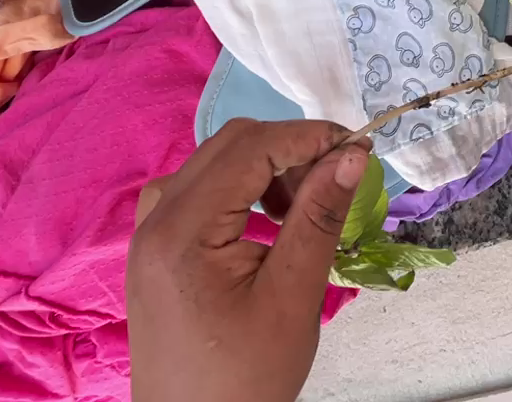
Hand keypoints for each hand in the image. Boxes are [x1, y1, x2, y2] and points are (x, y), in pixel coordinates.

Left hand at [127, 119, 370, 401]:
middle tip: (336, 178)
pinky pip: (203, 186)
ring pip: (219, 159)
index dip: (310, 136)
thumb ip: (320, 214)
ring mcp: (151, 232)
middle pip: (233, 144)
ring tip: (304, 205)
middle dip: (292, 148)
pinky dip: (245, 185)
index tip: (360, 148)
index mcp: (182, 231)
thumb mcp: (294, 294)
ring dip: (270, 165)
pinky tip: (270, 218)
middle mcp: (157, 219)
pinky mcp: (158, 246)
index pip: (252, 147)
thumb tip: (353, 152)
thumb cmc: (246, 375)